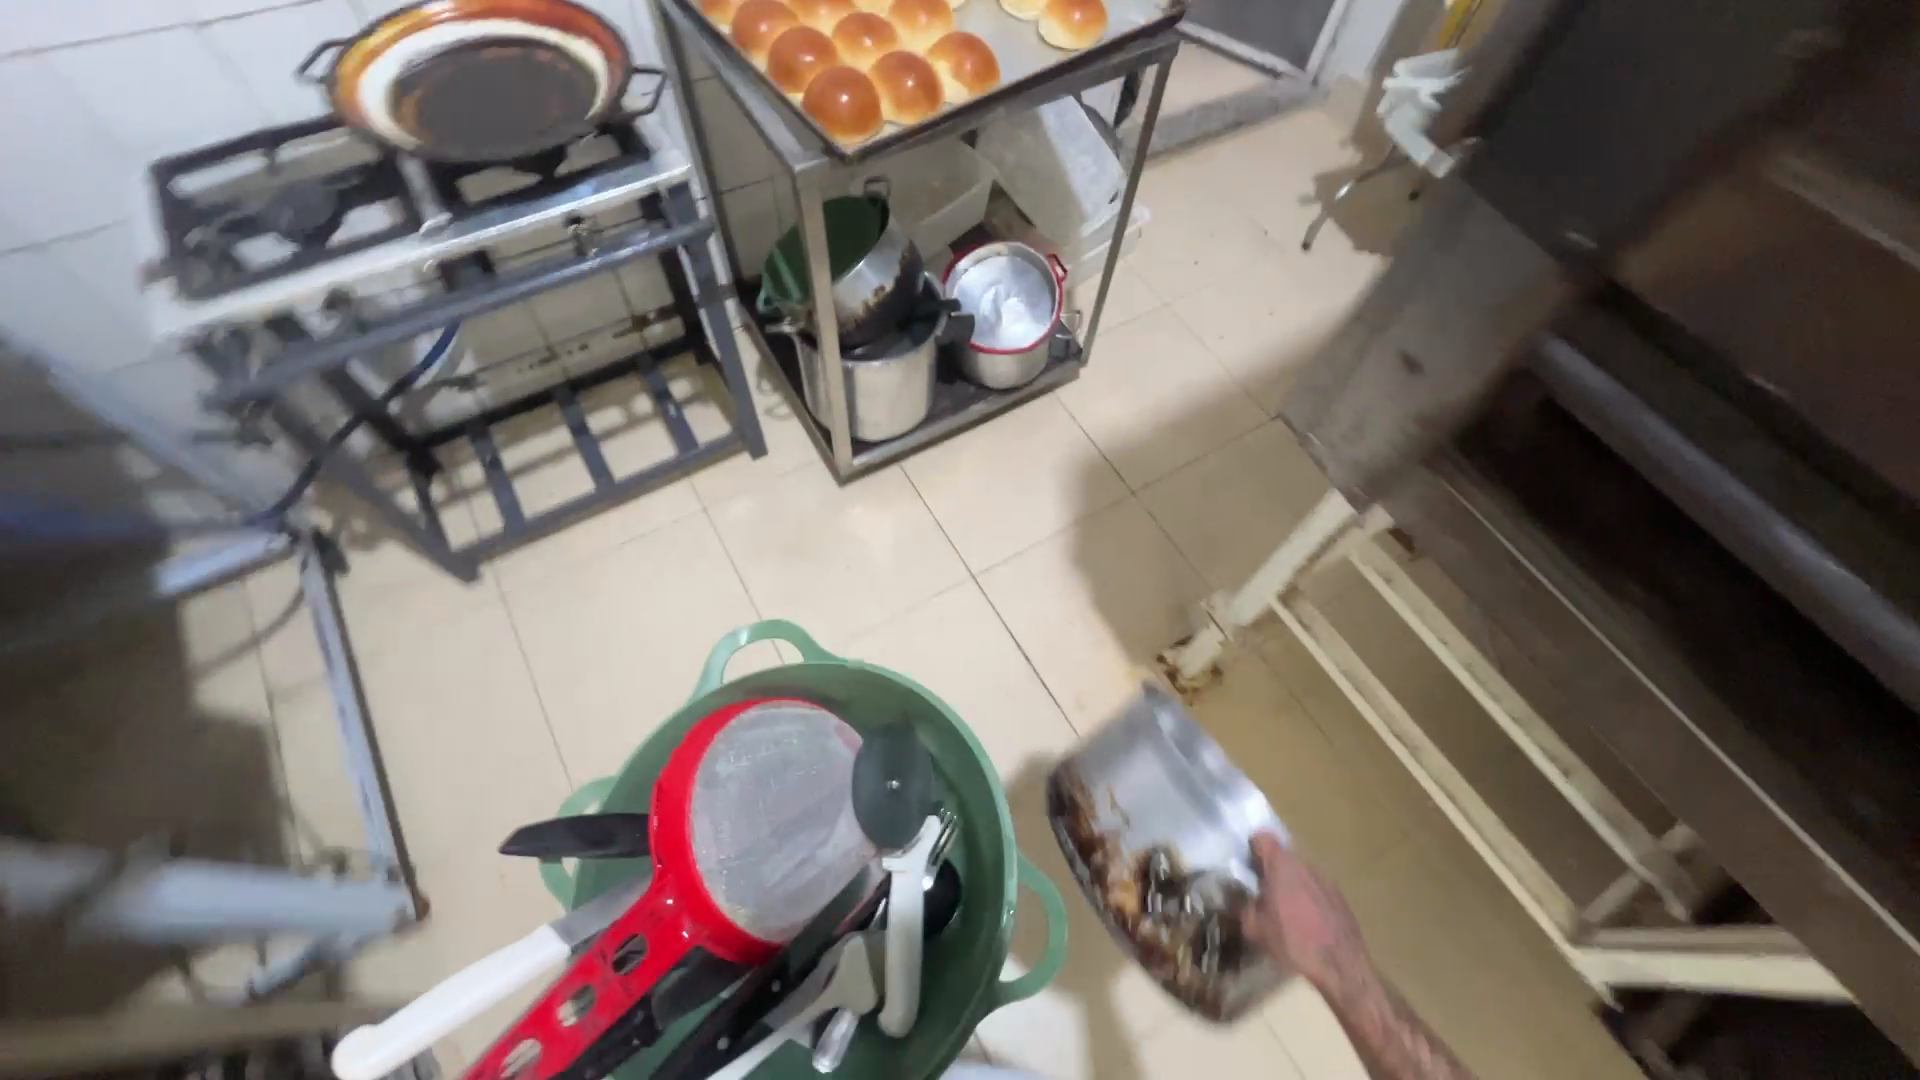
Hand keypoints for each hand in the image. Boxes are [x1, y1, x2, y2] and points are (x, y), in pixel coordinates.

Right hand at [1243, 833, 1370, 993]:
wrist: (1341, 967)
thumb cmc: (1292, 941)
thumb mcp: (1254, 927)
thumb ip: (1241, 904)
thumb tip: (1236, 895)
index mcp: (1281, 864)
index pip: (1262, 837)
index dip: (1252, 848)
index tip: (1247, 866)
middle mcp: (1304, 863)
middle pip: (1282, 855)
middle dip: (1271, 868)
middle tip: (1262, 890)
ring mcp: (1325, 878)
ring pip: (1300, 872)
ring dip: (1291, 883)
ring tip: (1286, 909)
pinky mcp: (1340, 896)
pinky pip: (1316, 887)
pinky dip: (1308, 897)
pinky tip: (1307, 921)